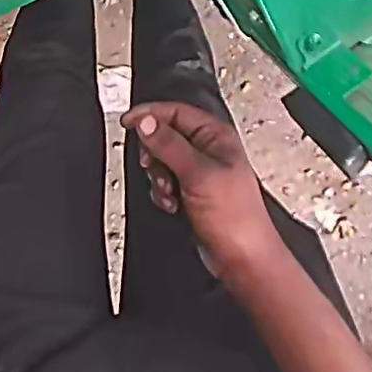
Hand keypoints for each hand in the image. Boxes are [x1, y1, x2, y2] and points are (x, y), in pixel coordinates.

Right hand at [124, 101, 290, 279]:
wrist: (242, 259)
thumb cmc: (236, 217)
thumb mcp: (198, 174)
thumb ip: (169, 145)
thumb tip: (146, 122)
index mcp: (215, 135)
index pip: (175, 112)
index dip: (150, 115)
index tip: (129, 121)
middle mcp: (207, 149)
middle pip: (164, 135)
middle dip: (154, 154)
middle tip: (154, 167)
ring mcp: (199, 170)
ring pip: (161, 159)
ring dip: (158, 177)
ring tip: (169, 191)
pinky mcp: (191, 190)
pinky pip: (164, 180)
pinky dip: (163, 192)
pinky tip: (173, 203)